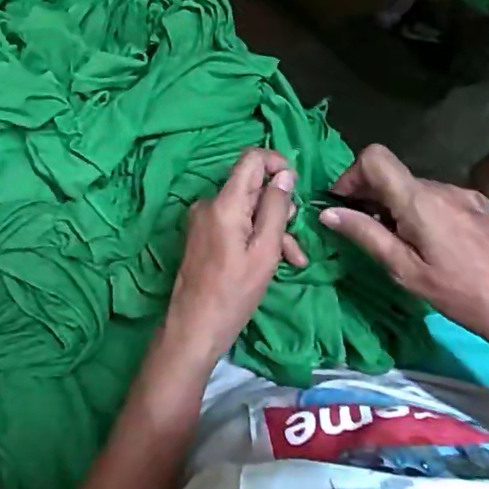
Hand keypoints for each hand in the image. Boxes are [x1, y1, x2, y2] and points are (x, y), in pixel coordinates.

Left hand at [165, 148, 307, 360]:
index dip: (277, 164)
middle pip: (252, 187)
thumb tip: (285, 174)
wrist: (193, 328)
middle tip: (295, 237)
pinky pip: (235, 225)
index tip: (295, 186)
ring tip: (292, 259)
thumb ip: (275, 208)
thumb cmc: (234, 292)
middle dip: (279, 207)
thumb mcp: (265, 250)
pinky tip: (273, 262)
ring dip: (272, 228)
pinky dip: (255, 237)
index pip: (251, 159)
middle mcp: (210, 204)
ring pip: (247, 210)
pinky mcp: (203, 236)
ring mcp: (204, 220)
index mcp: (224, 203)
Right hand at [318, 144, 488, 358]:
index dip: (351, 176)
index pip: (374, 157)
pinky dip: (427, 215)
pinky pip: (443, 200)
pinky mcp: (485, 207)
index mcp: (419, 199)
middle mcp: (442, 186)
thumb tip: (328, 212)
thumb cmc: (464, 295)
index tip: (345, 207)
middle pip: (395, 177)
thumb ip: (366, 235)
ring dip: (401, 209)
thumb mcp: (406, 271)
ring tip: (407, 249)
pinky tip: (441, 249)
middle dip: (373, 199)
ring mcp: (467, 195)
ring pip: (418, 190)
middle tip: (371, 237)